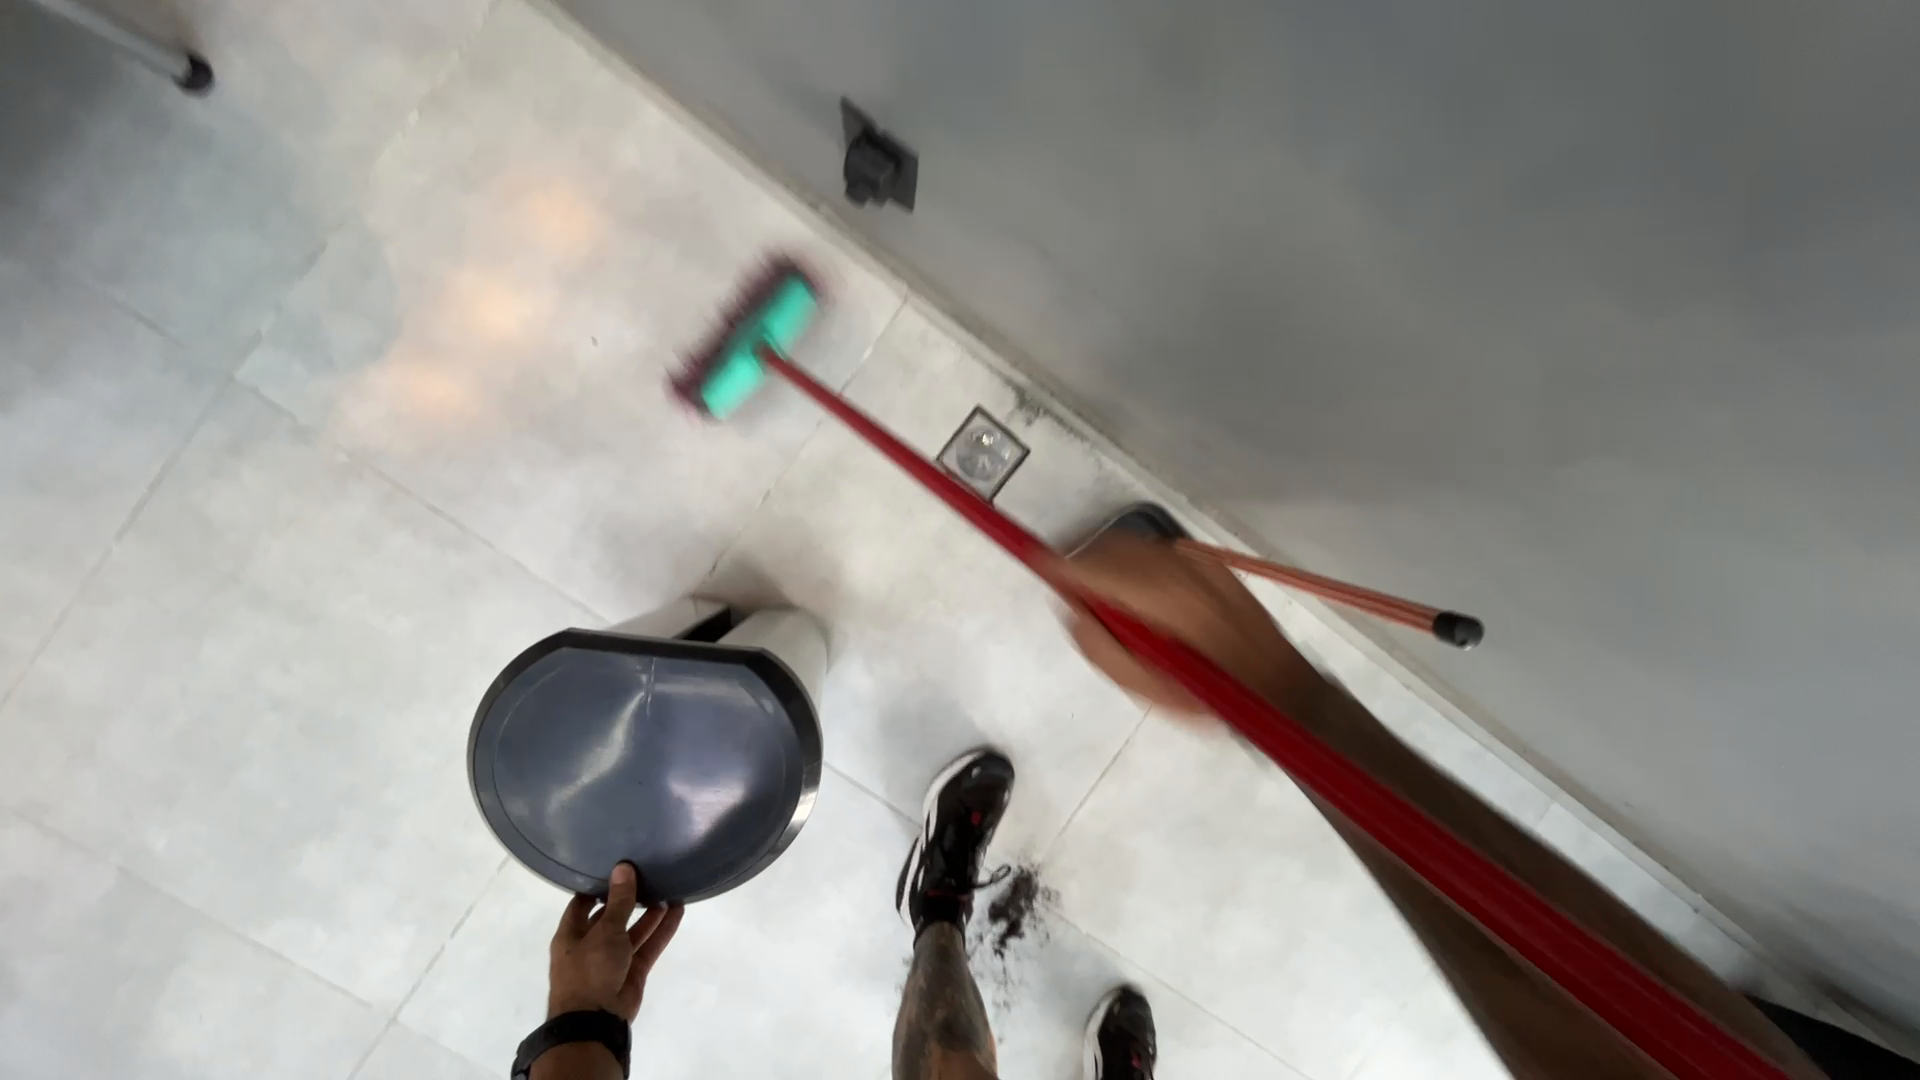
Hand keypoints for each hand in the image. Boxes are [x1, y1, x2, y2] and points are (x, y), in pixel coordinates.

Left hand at [548, 863, 683, 1022]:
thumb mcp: (605, 930)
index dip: (598, 886)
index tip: (617, 866)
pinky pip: (648, 945)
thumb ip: (619, 900)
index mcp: (572, 935)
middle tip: (649, 872)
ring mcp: (613, 959)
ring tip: (669, 887)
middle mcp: (591, 945)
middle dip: (629, 898)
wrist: (594, 1022)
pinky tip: (678, 910)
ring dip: (650, 912)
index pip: (583, 903)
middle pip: (612, 916)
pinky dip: (662, 930)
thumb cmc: (590, 970)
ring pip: (634, 930)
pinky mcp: (632, 971)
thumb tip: (623, 866)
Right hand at [1046, 531, 1316, 717]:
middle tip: (1073, 595)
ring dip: (1109, 564)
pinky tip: (1141, 598)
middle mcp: (1180, 566)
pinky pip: (1156, 553)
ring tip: (1107, 601)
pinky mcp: (1208, 561)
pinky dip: (1134, 566)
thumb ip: (1102, 648)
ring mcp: (1198, 560)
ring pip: (1133, 546)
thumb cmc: (1213, 695)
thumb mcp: (1149, 689)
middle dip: (1083, 563)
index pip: (1098, 565)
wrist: (1283, 686)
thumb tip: (1072, 610)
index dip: (1063, 564)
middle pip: (1112, 547)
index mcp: (1164, 597)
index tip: (1038, 566)